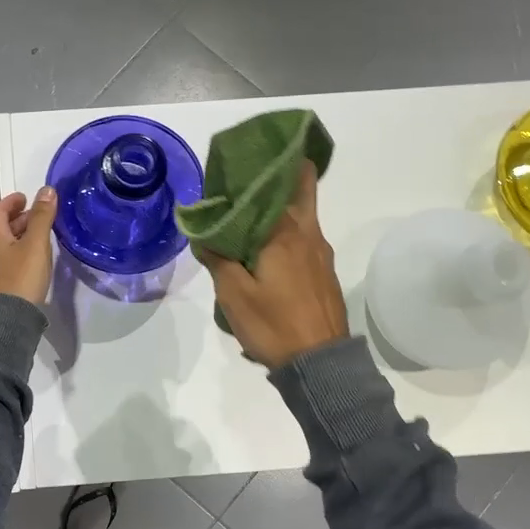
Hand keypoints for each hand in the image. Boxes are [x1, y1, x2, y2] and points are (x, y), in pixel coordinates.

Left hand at [0, 186, 57, 303]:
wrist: (9, 319)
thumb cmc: (22, 276)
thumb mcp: (36, 244)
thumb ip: (42, 216)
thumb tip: (46, 190)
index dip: (11, 202)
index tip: (26, 198)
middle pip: (0, 227)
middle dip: (18, 218)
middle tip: (38, 217)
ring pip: (4, 244)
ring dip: (19, 235)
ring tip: (40, 237)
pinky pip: (7, 259)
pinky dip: (19, 251)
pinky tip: (33, 259)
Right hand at [195, 162, 347, 368]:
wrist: (319, 363)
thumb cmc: (274, 325)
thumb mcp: (233, 295)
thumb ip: (218, 259)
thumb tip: (204, 234)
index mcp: (284, 233)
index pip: (274, 184)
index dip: (257, 170)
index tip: (236, 165)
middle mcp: (308, 234)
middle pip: (301, 188)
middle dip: (280, 175)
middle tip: (250, 177)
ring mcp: (321, 253)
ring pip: (302, 215)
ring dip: (281, 208)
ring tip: (249, 215)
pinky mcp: (324, 272)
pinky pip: (304, 239)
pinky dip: (287, 233)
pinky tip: (266, 249)